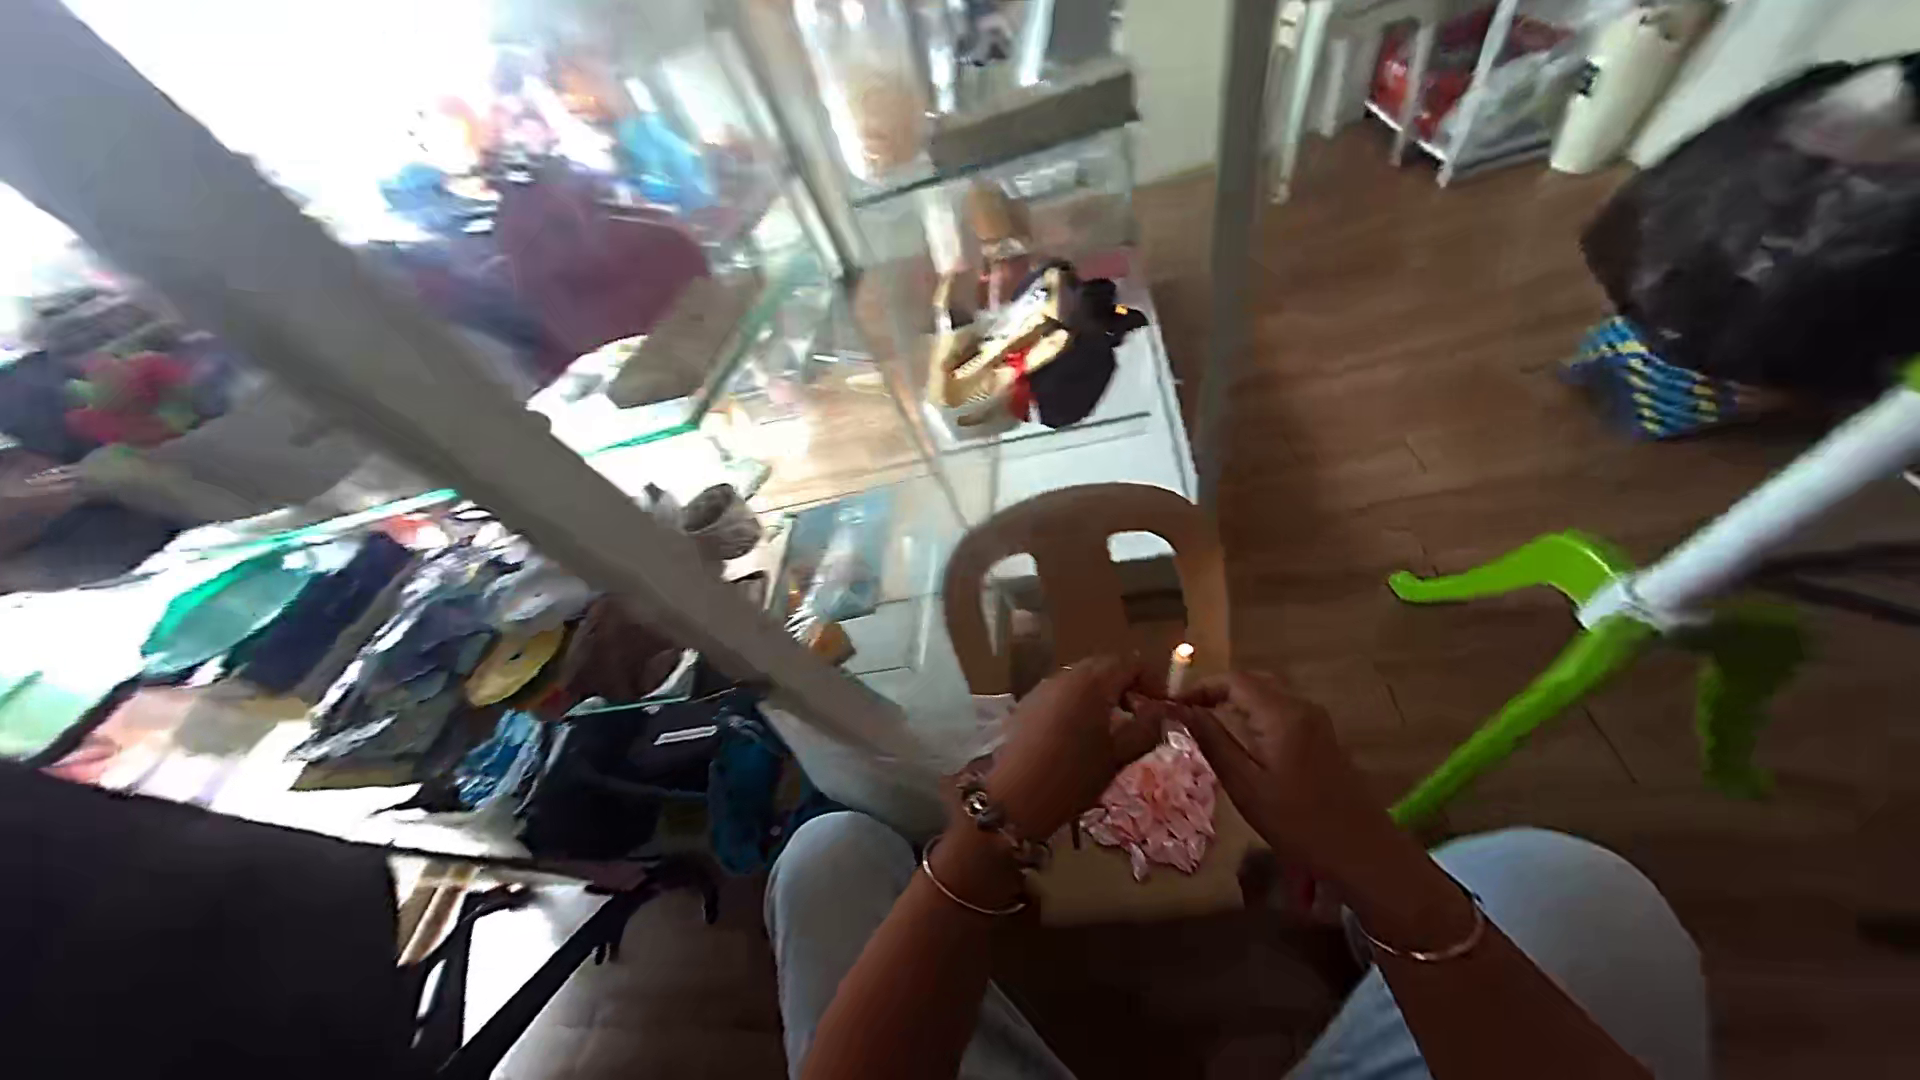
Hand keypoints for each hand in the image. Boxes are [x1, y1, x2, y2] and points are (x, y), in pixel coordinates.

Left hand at [980, 655, 1159, 838]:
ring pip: (1081, 678)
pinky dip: (1078, 701)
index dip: (1151, 680)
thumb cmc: (1074, 776)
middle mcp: (1066, 676)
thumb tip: (1163, 711)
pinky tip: (1080, 733)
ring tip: (1112, 725)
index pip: (1130, 663)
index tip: (1162, 705)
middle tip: (1140, 714)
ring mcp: (1043, 687)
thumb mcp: (1119, 755)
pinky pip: (1061, 692)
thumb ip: (1146, 728)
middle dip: (1126, 684)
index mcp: (1092, 683)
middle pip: (1104, 666)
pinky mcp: (1027, 703)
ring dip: (1102, 693)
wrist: (1016, 796)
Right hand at [1173, 671, 1412, 894]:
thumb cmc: (1298, 822)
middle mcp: (1301, 706)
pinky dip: (1253, 711)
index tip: (1173, 705)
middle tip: (1187, 712)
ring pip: (1267, 693)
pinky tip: (1240, 736)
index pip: (1233, 680)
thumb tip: (1181, 710)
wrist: (1366, 855)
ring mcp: (1316, 720)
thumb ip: (1212, 740)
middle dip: (1215, 690)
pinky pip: (1280, 708)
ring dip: (1234, 700)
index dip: (1199, 687)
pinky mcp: (1322, 736)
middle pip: (1251, 681)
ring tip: (1206, 720)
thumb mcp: (1244, 784)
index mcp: (1282, 714)